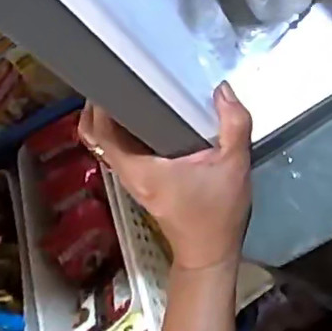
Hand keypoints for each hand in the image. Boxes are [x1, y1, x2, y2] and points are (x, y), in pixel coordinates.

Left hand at [79, 84, 252, 270]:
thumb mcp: (235, 166)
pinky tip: (143, 111)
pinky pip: (119, 149)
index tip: (110, 76)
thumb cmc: (218, 214)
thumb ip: (234, 125)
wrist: (210, 256)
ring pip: (106, 143)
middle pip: (96, 135)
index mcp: (141, 169)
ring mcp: (131, 178)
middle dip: (100, 104)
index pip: (101, 134)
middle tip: (118, 74)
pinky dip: (121, 130)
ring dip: (109, 116)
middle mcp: (128, 173)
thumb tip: (222, 90)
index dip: (98, 105)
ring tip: (129, 86)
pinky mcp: (139, 181)